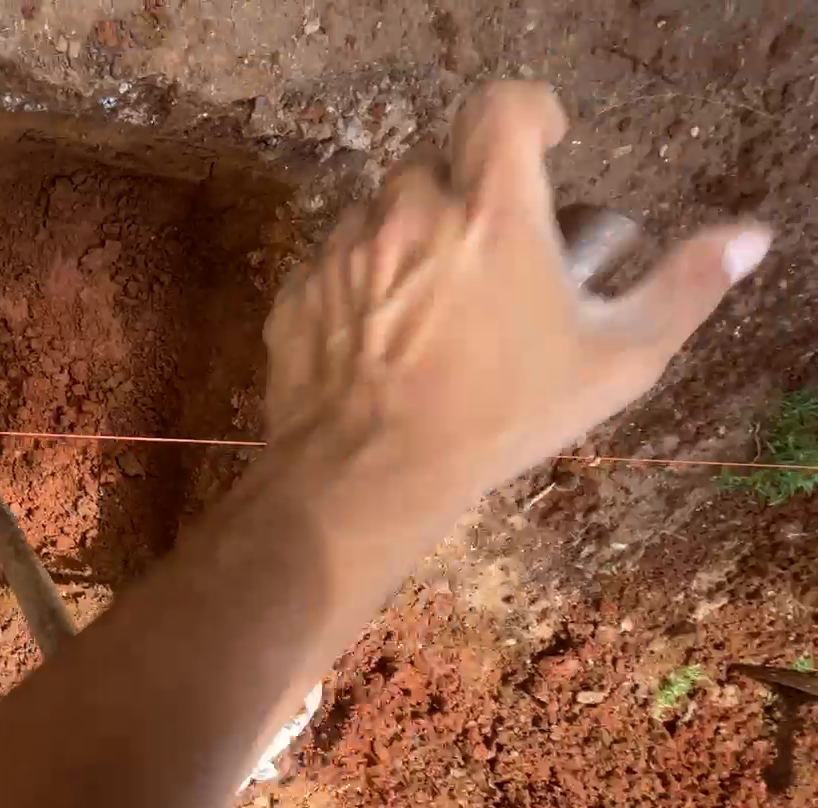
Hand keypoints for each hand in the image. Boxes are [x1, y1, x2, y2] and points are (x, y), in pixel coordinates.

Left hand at [262, 81, 770, 511]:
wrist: (365, 472)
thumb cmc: (496, 418)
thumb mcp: (615, 361)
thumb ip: (683, 288)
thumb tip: (744, 239)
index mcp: (490, 215)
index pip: (497, 108)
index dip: (522, 115)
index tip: (536, 148)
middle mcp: (403, 223)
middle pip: (424, 168)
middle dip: (453, 193)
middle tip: (473, 248)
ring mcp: (336, 261)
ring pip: (366, 216)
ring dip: (396, 236)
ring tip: (418, 295)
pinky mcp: (291, 299)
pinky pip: (321, 265)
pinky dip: (347, 279)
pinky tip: (366, 328)